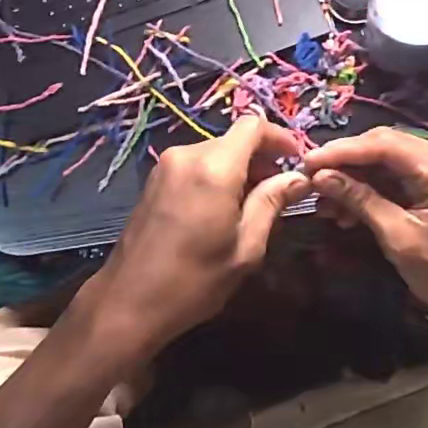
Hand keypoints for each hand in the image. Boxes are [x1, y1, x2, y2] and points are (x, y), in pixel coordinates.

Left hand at [77, 115, 308, 355]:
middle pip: (234, 140)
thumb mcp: (245, 247)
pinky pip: (196, 165)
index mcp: (213, 167)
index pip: (253, 125)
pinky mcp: (155, 179)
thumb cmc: (194, 280)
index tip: (297, 161)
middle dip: (261, 159)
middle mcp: (188, 155)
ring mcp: (167, 165)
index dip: (280, 137)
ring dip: (239, 169)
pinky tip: (223, 209)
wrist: (128, 301)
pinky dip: (216, 176)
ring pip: (216, 152)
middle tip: (280, 192)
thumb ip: (271, 203)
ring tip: (254, 206)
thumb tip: (298, 178)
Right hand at [301, 127, 427, 332]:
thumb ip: (361, 201)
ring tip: (323, 201)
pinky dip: (371, 188)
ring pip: (387, 159)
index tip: (307, 162)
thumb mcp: (401, 240)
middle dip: (345, 162)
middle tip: (310, 178)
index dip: (342, 151)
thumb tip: (321, 178)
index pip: (385, 145)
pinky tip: (345, 209)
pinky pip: (398, 175)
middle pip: (385, 145)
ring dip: (354, 177)